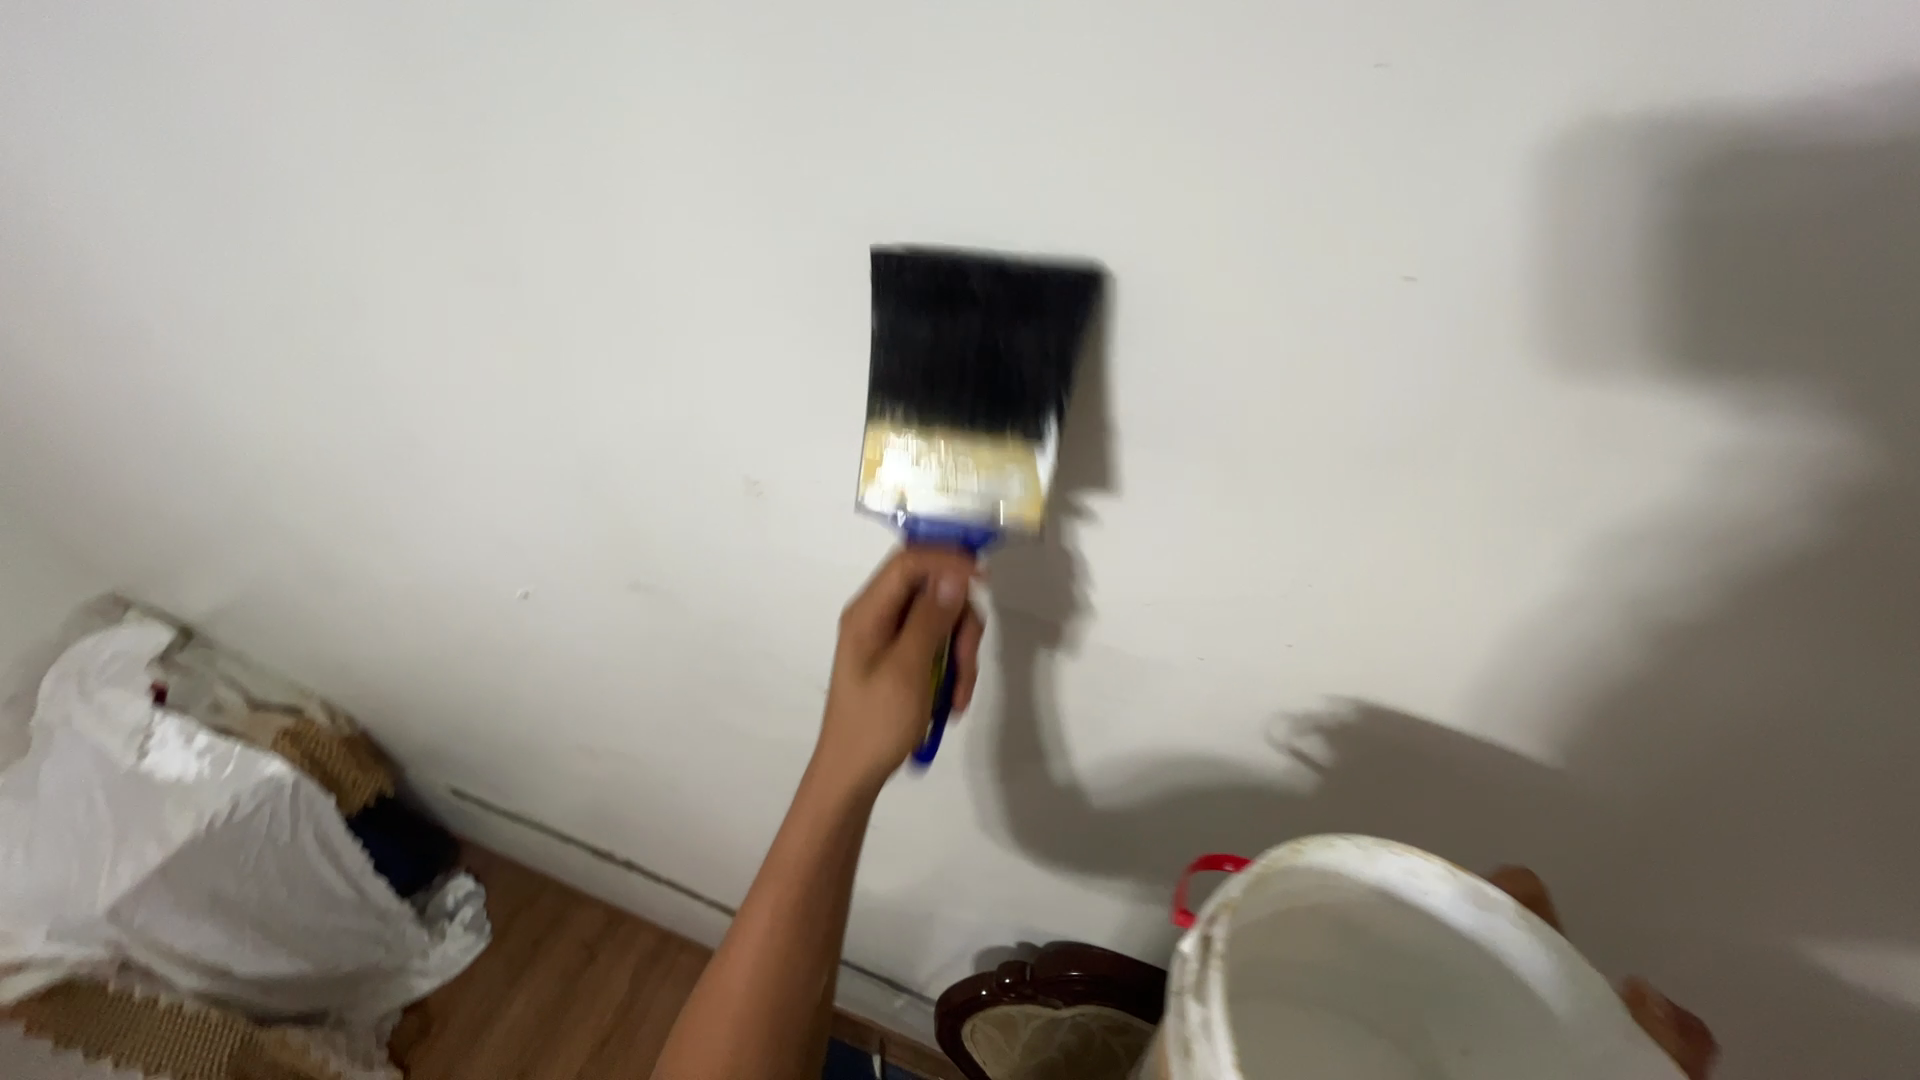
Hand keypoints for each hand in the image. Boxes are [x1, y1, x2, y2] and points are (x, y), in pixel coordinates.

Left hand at [816, 547, 985, 789]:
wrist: (853, 774)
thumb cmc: (875, 724)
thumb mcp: (908, 671)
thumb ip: (930, 620)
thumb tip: (954, 574)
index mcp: (868, 611)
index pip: (910, 561)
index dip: (948, 559)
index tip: (984, 579)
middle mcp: (879, 615)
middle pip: (933, 589)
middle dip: (959, 623)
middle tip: (967, 662)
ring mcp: (891, 636)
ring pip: (942, 619)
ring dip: (961, 653)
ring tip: (959, 695)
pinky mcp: (903, 657)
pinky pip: (939, 645)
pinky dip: (953, 668)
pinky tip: (952, 701)